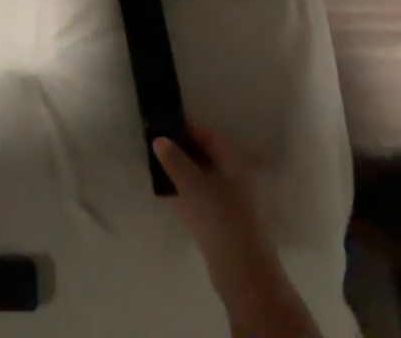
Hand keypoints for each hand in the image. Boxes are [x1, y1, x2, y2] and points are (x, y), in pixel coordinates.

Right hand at [156, 127, 323, 337]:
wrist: (243, 271)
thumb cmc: (220, 220)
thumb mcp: (194, 186)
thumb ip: (175, 161)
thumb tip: (159, 139)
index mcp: (234, 165)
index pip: (211, 137)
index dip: (189, 130)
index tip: (164, 127)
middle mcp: (236, 179)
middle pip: (208, 156)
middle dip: (184, 149)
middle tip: (157, 146)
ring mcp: (232, 201)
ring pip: (205, 177)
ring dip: (184, 170)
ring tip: (158, 167)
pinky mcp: (224, 220)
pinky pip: (203, 196)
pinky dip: (187, 190)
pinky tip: (170, 194)